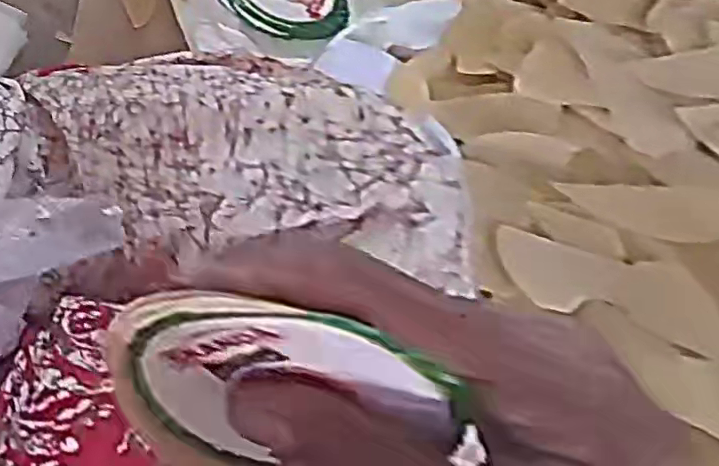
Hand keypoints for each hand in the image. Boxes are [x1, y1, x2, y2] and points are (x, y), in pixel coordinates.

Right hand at [184, 237, 682, 465]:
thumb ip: (357, 453)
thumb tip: (242, 393)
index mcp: (531, 362)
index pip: (363, 280)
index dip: (262, 269)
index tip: (187, 279)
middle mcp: (529, 333)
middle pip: (366, 287)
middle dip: (274, 294)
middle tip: (202, 313)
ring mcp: (531, 346)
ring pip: (382, 307)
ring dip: (306, 320)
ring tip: (245, 338)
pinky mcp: (525, 368)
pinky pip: (409, 336)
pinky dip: (349, 347)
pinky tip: (320, 370)